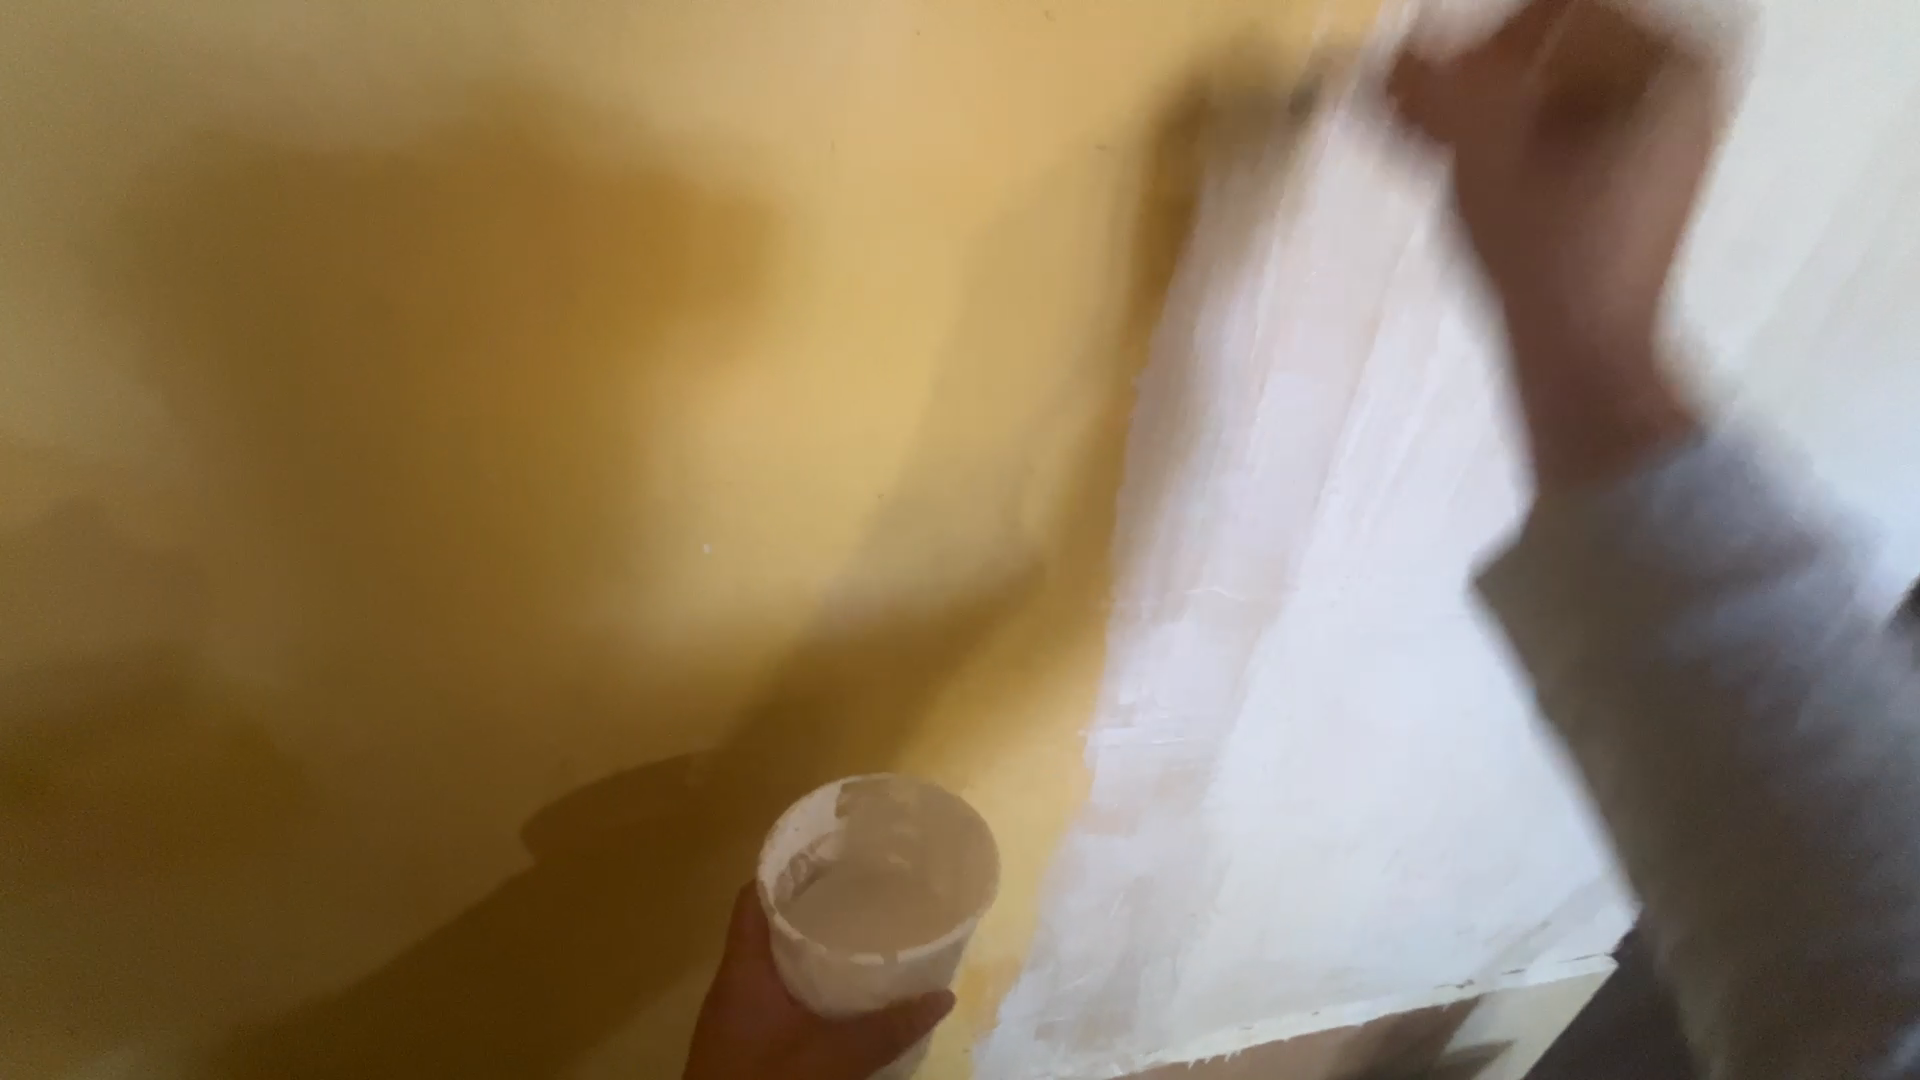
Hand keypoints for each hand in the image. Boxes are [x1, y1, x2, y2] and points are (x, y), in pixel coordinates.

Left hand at [683, 885, 955, 1079]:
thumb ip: (885, 1028)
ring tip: (858, 924)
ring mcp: (738, 1011)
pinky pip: (777, 989)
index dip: (787, 865)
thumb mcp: (829, 1060)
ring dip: (809, 941)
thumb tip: (944, 995)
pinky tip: (840, 985)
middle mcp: (736, 980)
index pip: (754, 892)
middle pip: (769, 920)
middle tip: (861, 883)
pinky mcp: (747, 1039)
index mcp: (742, 966)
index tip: (831, 849)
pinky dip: (807, 978)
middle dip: (811, 900)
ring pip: (774, 956)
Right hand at [1387, 0, 1725, 353]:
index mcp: (1664, 62)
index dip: (1476, 45)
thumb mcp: (1485, 160)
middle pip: (1545, 56)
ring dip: (1464, 112)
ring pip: (1535, 101)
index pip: (1557, 12)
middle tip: (1402, 109)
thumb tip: (1391, 56)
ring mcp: (1645, 137)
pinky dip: (1485, 144)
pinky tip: (1431, 154)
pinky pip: (1540, 141)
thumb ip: (1440, 95)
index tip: (1419, 86)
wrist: (1579, 347)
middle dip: (1464, 80)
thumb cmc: (1543, 249)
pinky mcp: (1610, 181)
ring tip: (1403, 132)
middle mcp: (1669, 86)